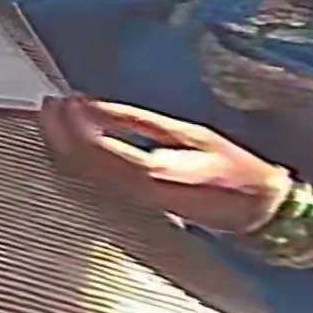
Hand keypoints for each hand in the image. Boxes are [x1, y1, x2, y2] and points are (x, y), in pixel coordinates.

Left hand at [40, 98, 291, 233]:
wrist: (260, 212)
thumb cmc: (229, 168)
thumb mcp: (190, 135)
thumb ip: (135, 119)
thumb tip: (87, 104)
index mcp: (159, 175)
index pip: (99, 147)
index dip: (76, 122)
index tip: (69, 99)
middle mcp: (135, 191)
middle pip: (78, 157)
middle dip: (58, 125)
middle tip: (53, 100)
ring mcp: (126, 200)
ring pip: (73, 167)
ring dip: (56, 136)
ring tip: (52, 110)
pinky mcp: (121, 201)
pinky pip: (80, 174)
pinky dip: (63, 150)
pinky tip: (59, 132)